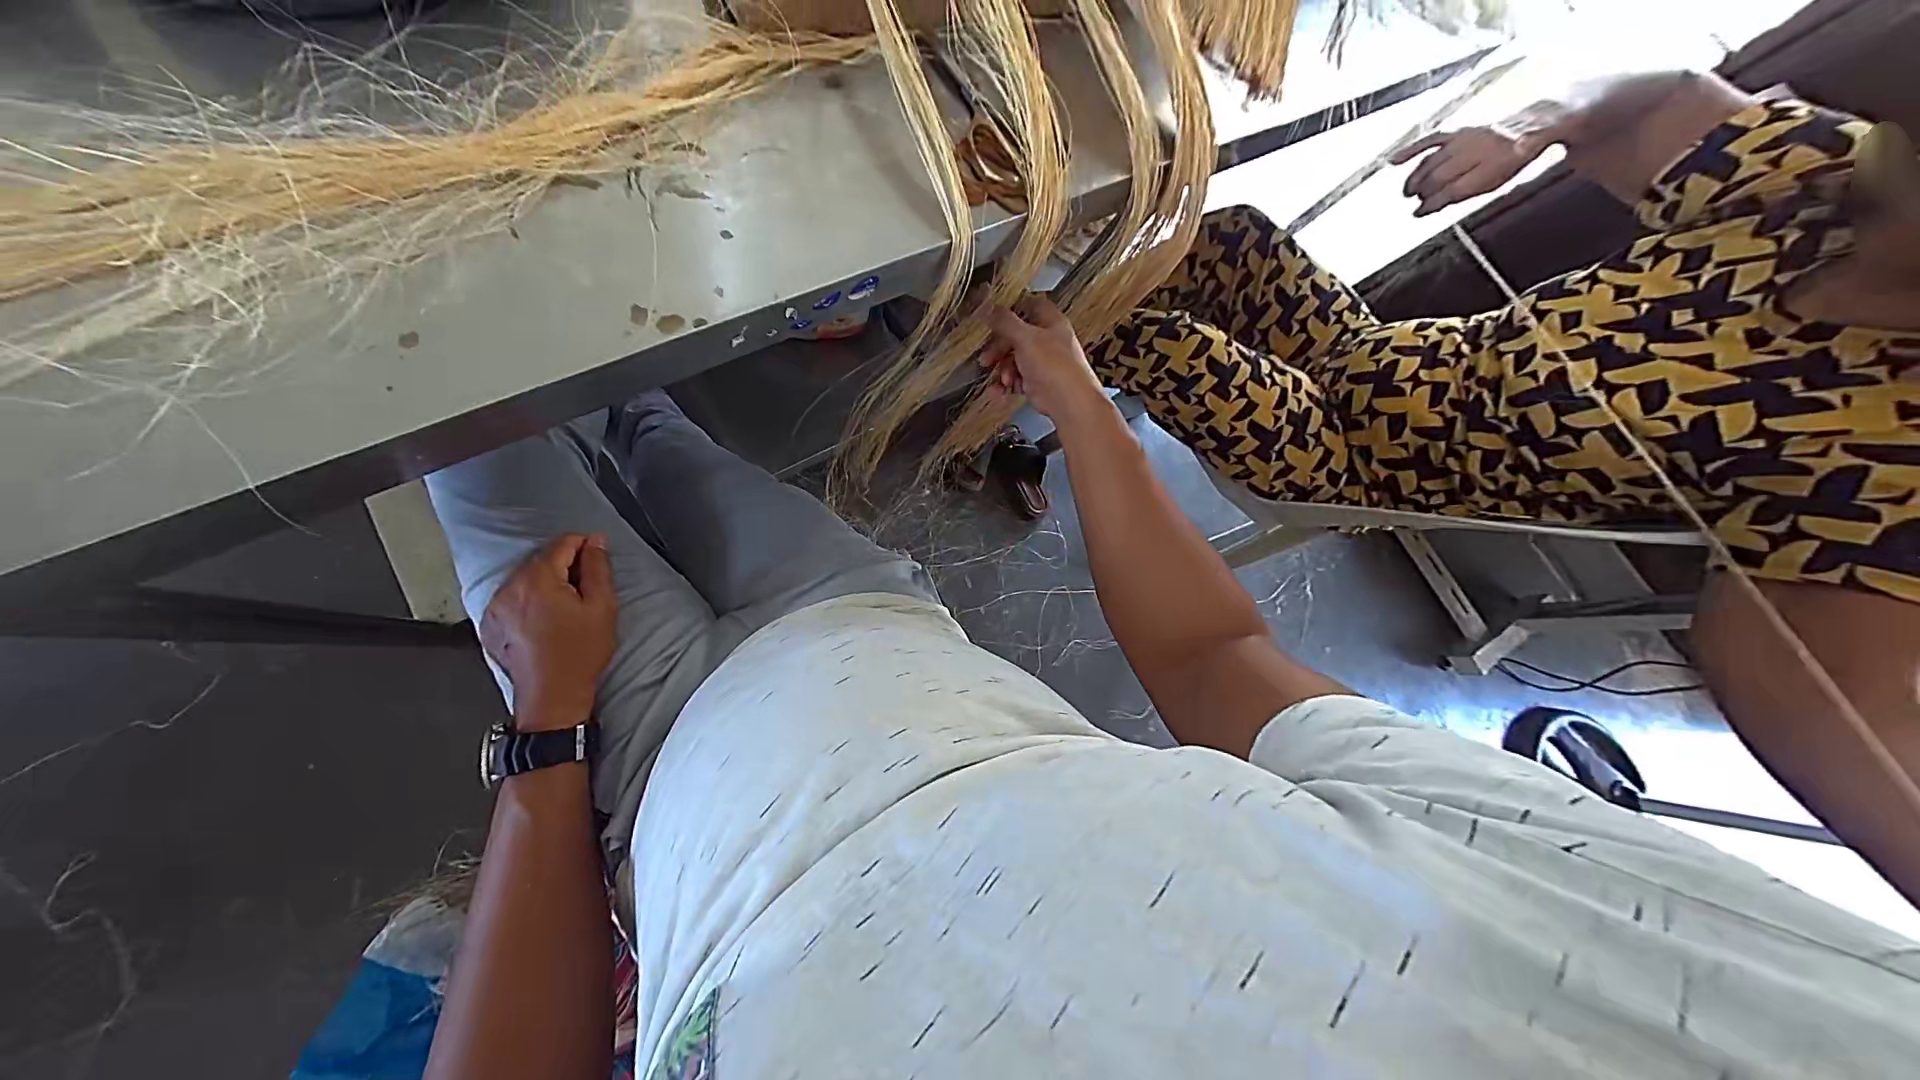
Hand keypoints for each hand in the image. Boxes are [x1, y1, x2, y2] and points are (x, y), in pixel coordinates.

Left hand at [479, 533, 615, 731]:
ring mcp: (496, 607)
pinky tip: (548, 620)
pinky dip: (531, 600)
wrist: (552, 695)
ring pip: (527, 579)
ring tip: (568, 607)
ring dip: (548, 583)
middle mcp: (509, 588)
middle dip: (566, 566)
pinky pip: (514, 598)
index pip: (562, 544)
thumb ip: (598, 567)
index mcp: (537, 580)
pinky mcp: (491, 624)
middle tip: (587, 588)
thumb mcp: (602, 606)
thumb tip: (595, 542)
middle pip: (542, 560)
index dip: (585, 545)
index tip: (599, 556)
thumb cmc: (581, 652)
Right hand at [979, 297, 1109, 425]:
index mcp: (1051, 323)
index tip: (994, 318)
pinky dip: (1006, 385)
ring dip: (1002, 370)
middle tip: (988, 357)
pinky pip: (1016, 380)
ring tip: (1002, 378)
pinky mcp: (1038, 383)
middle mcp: (1048, 342)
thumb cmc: (1058, 368)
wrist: (1069, 401)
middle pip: (1016, 338)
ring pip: (1014, 361)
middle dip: (999, 348)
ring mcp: (1043, 364)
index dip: (1011, 311)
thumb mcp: (1026, 338)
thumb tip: (991, 310)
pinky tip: (1000, 390)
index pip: (1030, 307)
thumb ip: (1005, 322)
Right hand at [1390, 125, 1546, 215]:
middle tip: (1417, 201)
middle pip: (1435, 177)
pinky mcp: (1457, 132)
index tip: (1419, 213)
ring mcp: (1462, 140)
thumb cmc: (1511, 161)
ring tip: (1409, 190)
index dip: (1430, 204)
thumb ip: (1458, 195)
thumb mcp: (1490, 184)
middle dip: (1424, 191)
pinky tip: (1394, 160)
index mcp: (1482, 168)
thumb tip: (1427, 207)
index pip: (1446, 191)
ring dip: (1416, 178)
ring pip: (1429, 163)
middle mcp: (1470, 152)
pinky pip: (1430, 141)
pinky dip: (1411, 150)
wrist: (1532, 128)